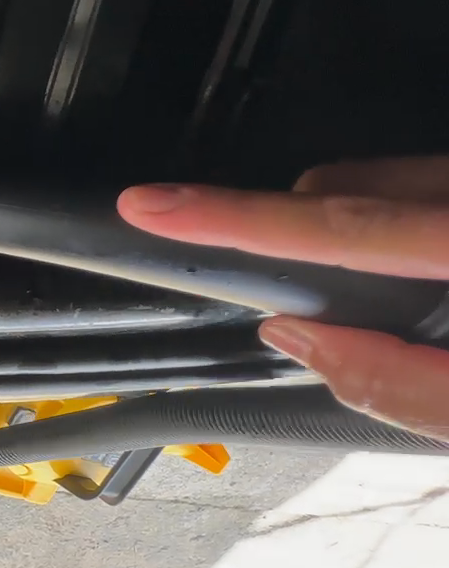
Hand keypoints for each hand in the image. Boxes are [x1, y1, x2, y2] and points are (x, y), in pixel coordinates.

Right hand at [118, 155, 448, 439]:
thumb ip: (410, 390)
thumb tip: (292, 339)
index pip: (348, 227)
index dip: (234, 217)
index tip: (147, 205)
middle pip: (355, 188)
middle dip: (308, 226)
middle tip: (330, 294)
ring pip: (388, 177)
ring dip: (364, 222)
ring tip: (398, 289)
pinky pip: (420, 183)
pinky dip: (403, 216)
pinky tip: (421, 265)